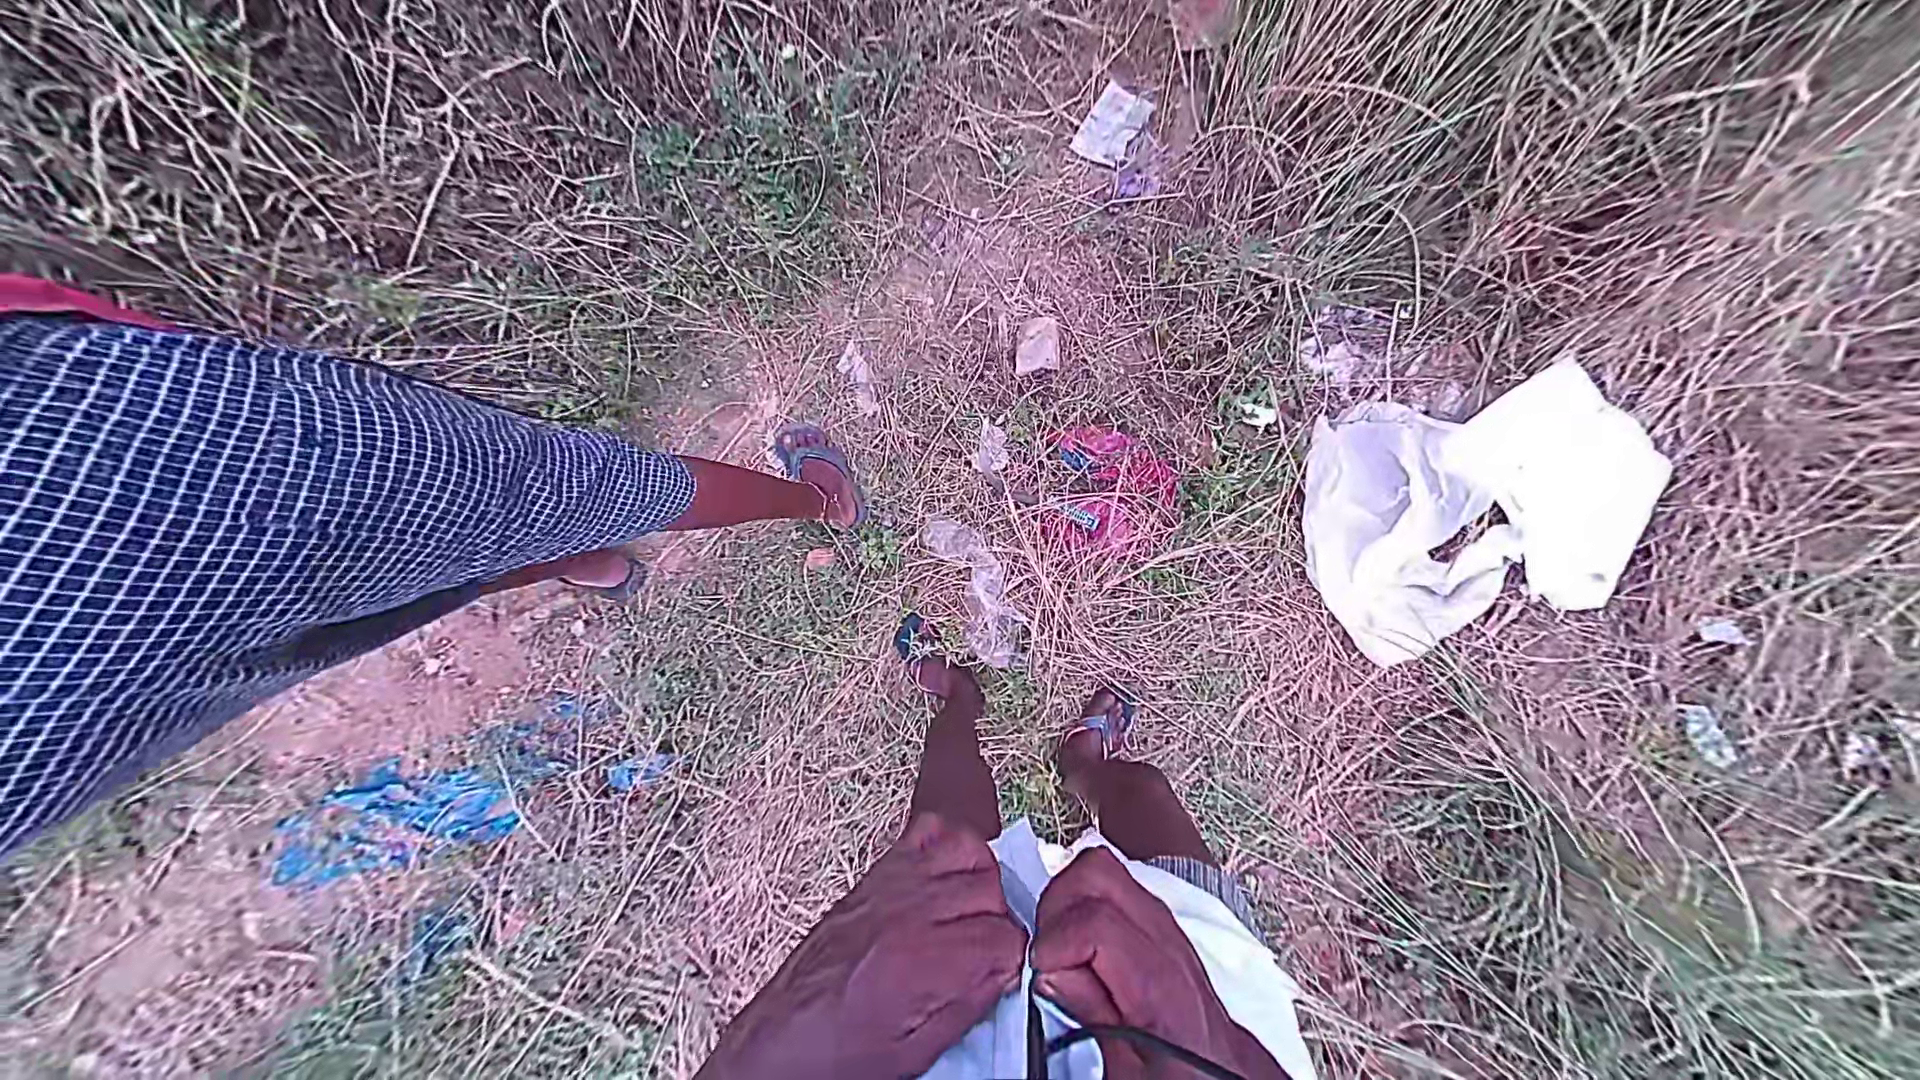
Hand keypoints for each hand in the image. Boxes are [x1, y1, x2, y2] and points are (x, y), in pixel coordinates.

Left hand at [696, 813, 1025, 1078]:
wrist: (788, 1033)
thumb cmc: (843, 1047)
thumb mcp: (916, 1050)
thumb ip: (969, 1003)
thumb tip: (1007, 969)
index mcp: (923, 960)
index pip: (1004, 935)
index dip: (1014, 955)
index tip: (1005, 969)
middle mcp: (912, 910)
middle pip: (992, 888)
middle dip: (1002, 919)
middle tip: (989, 945)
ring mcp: (896, 881)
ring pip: (968, 848)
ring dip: (982, 877)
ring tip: (973, 908)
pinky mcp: (881, 869)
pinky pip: (928, 829)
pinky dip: (947, 842)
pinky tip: (946, 874)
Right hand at [1032, 847, 1287, 1079]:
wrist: (1222, 1067)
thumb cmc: (1180, 1072)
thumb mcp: (1128, 1069)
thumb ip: (1089, 1016)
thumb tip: (1049, 973)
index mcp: (1160, 981)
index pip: (1096, 921)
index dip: (1056, 942)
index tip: (1043, 973)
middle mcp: (1163, 935)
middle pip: (1095, 872)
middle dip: (1056, 905)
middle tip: (1048, 951)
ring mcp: (1157, 915)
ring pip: (1097, 864)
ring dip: (1065, 896)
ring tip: (1059, 943)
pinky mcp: (1148, 910)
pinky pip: (1105, 878)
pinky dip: (1078, 897)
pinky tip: (1075, 938)